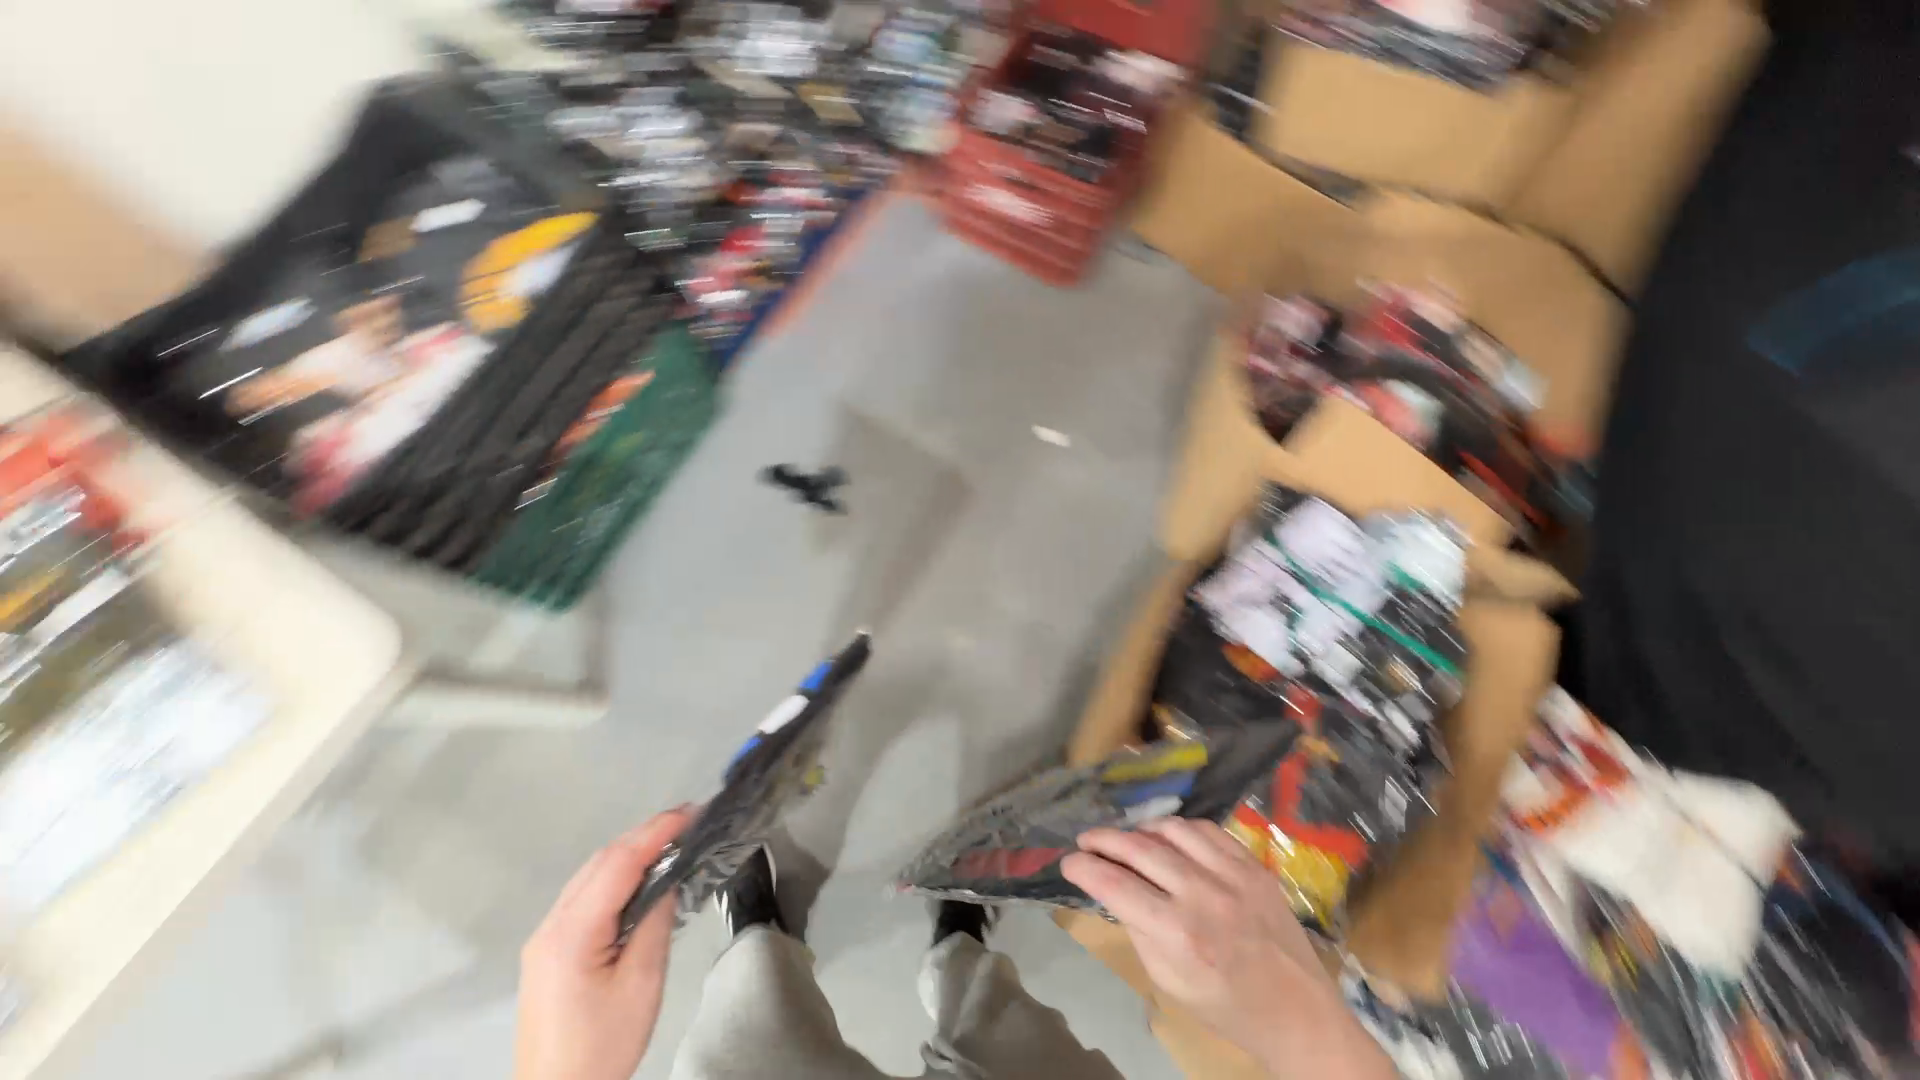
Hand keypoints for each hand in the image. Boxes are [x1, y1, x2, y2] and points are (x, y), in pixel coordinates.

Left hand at [514, 808, 694, 1079]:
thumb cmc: (603, 1044)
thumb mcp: (641, 983)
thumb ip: (655, 923)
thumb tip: (667, 882)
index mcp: (571, 932)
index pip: (618, 863)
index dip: (655, 832)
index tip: (690, 813)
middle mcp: (551, 926)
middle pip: (600, 862)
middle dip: (644, 835)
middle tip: (688, 821)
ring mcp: (545, 938)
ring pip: (590, 876)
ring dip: (629, 853)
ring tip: (671, 842)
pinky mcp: (548, 951)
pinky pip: (584, 897)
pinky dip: (615, 876)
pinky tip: (639, 879)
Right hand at [1062, 818, 1393, 1079]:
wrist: (1296, 1012)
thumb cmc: (1224, 1005)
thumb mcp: (1168, 980)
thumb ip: (1139, 929)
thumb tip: (1112, 889)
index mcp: (1177, 934)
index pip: (1115, 885)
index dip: (1084, 868)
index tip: (1068, 862)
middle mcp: (1203, 896)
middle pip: (1139, 849)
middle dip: (1104, 839)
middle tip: (1086, 839)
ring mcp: (1233, 876)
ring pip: (1173, 829)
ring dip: (1141, 829)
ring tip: (1127, 837)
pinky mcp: (1254, 866)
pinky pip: (1208, 830)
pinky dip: (1180, 828)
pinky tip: (1168, 836)